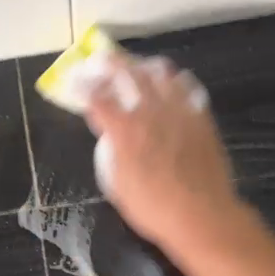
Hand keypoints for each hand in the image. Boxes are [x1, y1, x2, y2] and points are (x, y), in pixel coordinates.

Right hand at [81, 52, 240, 252]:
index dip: (80, 86)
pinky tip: (168, 85)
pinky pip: (185, 84)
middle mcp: (150, 110)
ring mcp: (179, 109)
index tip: (71, 81)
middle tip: (98, 61)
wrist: (202, 215)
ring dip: (140, 66)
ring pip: (158, 71)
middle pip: (126, 72)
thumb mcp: (117, 181)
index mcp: (124, 129)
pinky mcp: (200, 114)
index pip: (95, 96)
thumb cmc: (152, 206)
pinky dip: (171, 79)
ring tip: (133, 69)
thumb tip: (108, 131)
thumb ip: (110, 148)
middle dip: (107, 63)